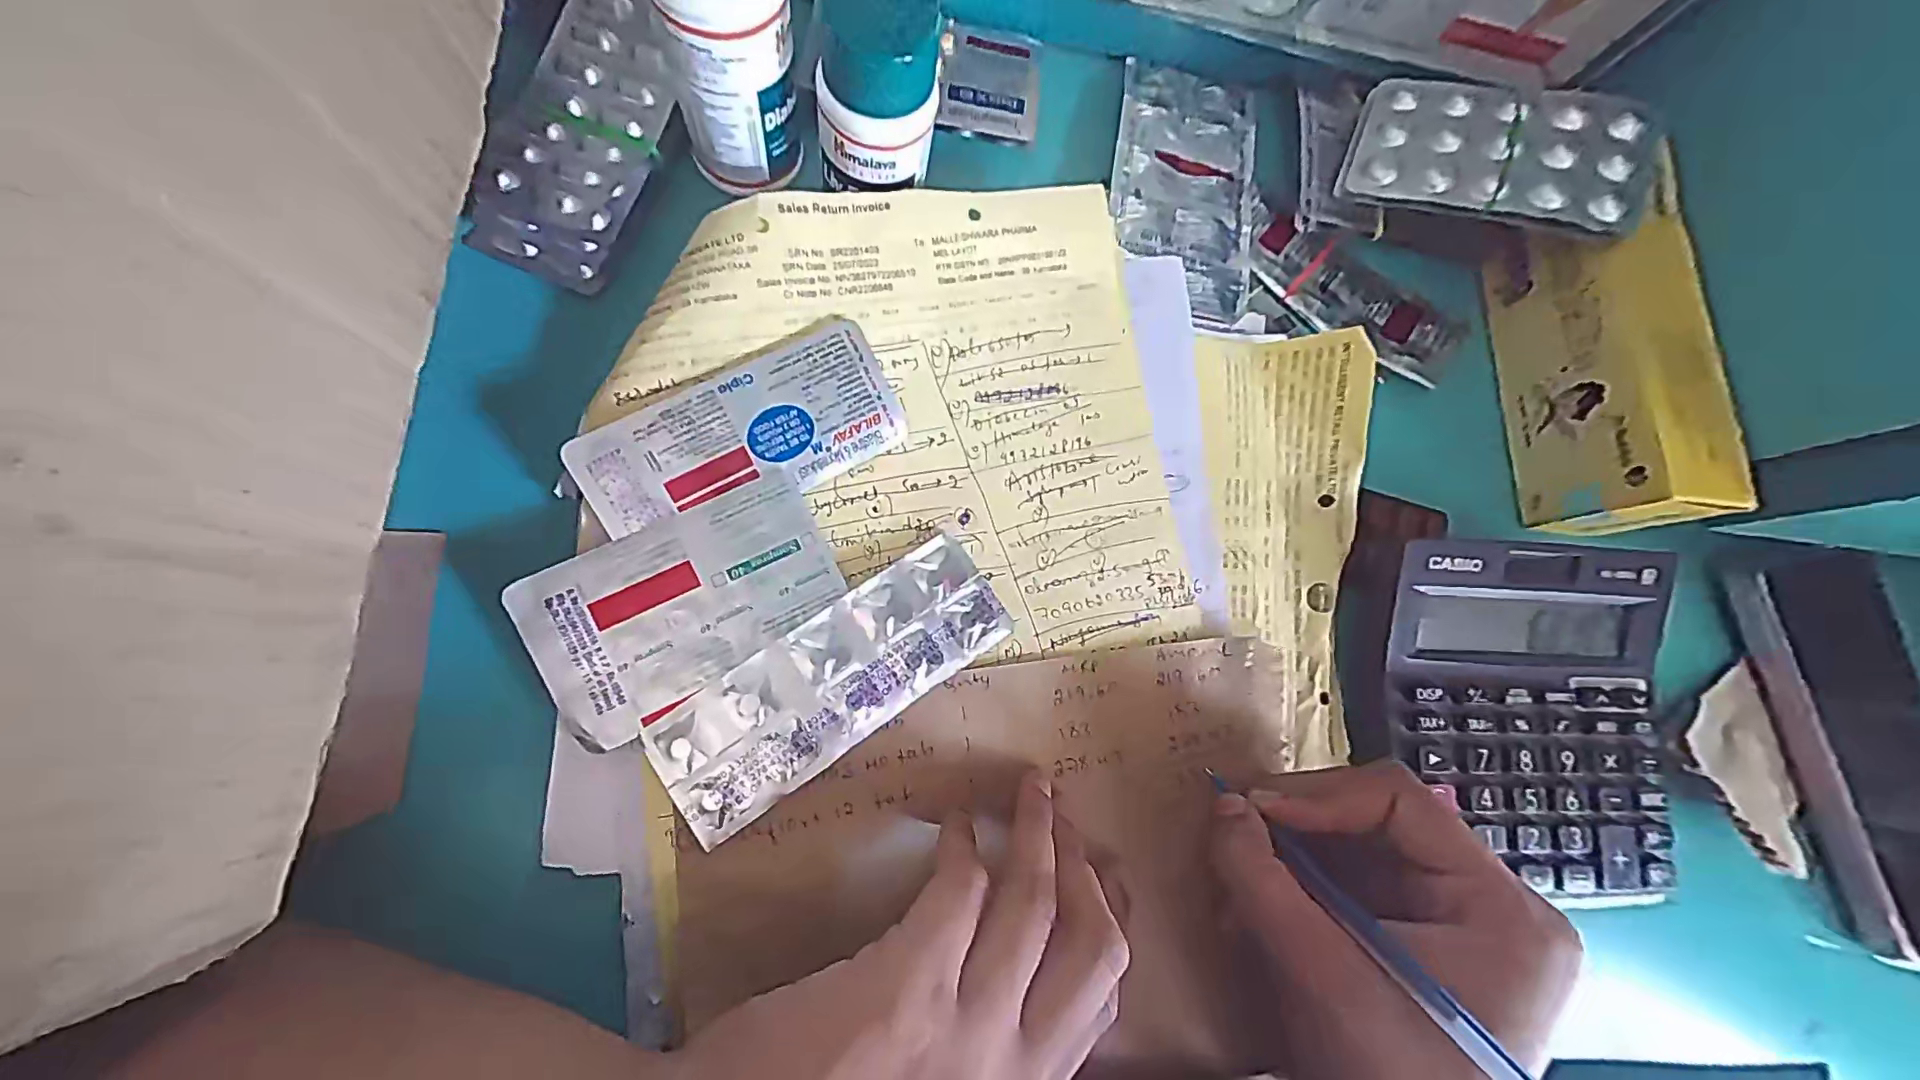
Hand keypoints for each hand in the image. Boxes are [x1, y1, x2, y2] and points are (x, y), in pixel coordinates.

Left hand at [676, 771, 1128, 1079]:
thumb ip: (988, 1038)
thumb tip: (1016, 961)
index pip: (1102, 1001)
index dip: (1107, 919)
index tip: (1099, 874)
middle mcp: (1011, 1065)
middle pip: (1093, 946)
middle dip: (1085, 868)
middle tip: (1070, 819)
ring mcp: (963, 1027)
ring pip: (1036, 905)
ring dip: (1041, 835)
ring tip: (1033, 794)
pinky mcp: (906, 985)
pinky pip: (961, 891)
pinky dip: (962, 846)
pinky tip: (954, 825)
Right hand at [1210, 761, 1581, 1078]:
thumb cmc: (1387, 1079)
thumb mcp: (1320, 973)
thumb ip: (1261, 879)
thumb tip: (1224, 804)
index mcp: (1501, 910)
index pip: (1400, 800)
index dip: (1318, 794)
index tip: (1254, 809)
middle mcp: (1490, 906)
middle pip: (1375, 820)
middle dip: (1297, 825)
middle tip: (1238, 830)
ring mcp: (1456, 925)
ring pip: (1357, 849)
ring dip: (1291, 852)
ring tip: (1242, 867)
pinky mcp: (1421, 942)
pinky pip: (1353, 883)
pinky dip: (1301, 881)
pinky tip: (1264, 896)